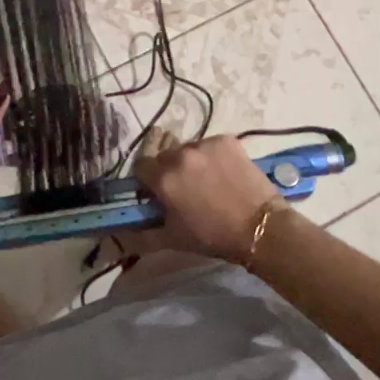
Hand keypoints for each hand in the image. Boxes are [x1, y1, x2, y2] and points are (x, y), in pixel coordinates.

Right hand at [134, 135, 280, 259]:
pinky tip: (225, 173)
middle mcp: (180, 155)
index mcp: (164, 179)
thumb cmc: (213, 236)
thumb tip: (118, 237)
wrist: (261, 228)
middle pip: (165, 156)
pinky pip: (210, 145)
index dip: (147, 180)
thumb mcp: (173, 239)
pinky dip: (213, 156)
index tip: (158, 191)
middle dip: (171, 170)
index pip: (141, 167)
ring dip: (192, 162)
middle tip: (187, 189)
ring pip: (188, 149)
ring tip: (209, 181)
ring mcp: (205, 144)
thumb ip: (142, 234)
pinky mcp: (226, 140)